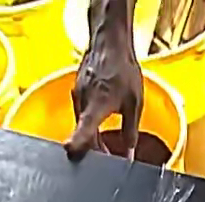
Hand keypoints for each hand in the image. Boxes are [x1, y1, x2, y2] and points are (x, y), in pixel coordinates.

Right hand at [67, 15, 140, 160]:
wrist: (111, 40)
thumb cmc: (123, 68)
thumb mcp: (134, 104)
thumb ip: (131, 132)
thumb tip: (129, 154)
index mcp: (97, 104)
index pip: (84, 128)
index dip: (78, 142)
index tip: (70, 150)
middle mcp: (83, 101)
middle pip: (84, 134)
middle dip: (95, 151)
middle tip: (108, 159)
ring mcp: (78, 95)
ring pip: (83, 125)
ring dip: (93, 138)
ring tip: (105, 146)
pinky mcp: (77, 91)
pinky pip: (82, 114)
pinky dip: (90, 124)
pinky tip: (99, 125)